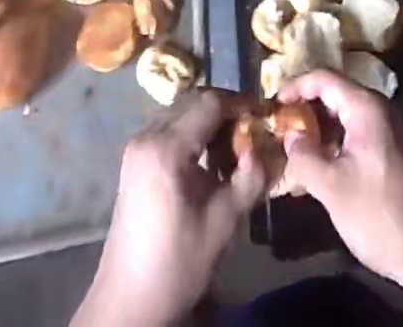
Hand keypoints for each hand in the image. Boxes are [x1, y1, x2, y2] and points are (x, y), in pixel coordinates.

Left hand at [72, 89, 266, 326]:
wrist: (128, 301)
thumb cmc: (177, 262)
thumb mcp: (223, 221)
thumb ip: (250, 178)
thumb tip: (273, 149)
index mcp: (166, 148)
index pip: (210, 102)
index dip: (242, 104)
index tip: (266, 116)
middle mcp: (147, 136)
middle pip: (194, 101)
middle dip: (227, 109)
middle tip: (254, 129)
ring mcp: (137, 147)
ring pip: (182, 112)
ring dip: (210, 120)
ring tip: (237, 144)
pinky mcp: (136, 159)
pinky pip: (170, 128)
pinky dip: (194, 132)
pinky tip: (211, 158)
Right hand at [276, 70, 402, 290]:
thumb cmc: (376, 213)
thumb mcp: (330, 186)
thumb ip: (303, 155)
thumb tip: (288, 136)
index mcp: (366, 108)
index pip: (324, 79)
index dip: (295, 85)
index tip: (271, 102)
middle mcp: (377, 110)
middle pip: (333, 93)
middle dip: (303, 106)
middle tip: (276, 123)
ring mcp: (384, 129)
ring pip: (341, 114)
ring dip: (315, 126)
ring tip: (288, 144)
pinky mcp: (386, 149)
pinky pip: (351, 131)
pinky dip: (330, 140)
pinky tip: (312, 163)